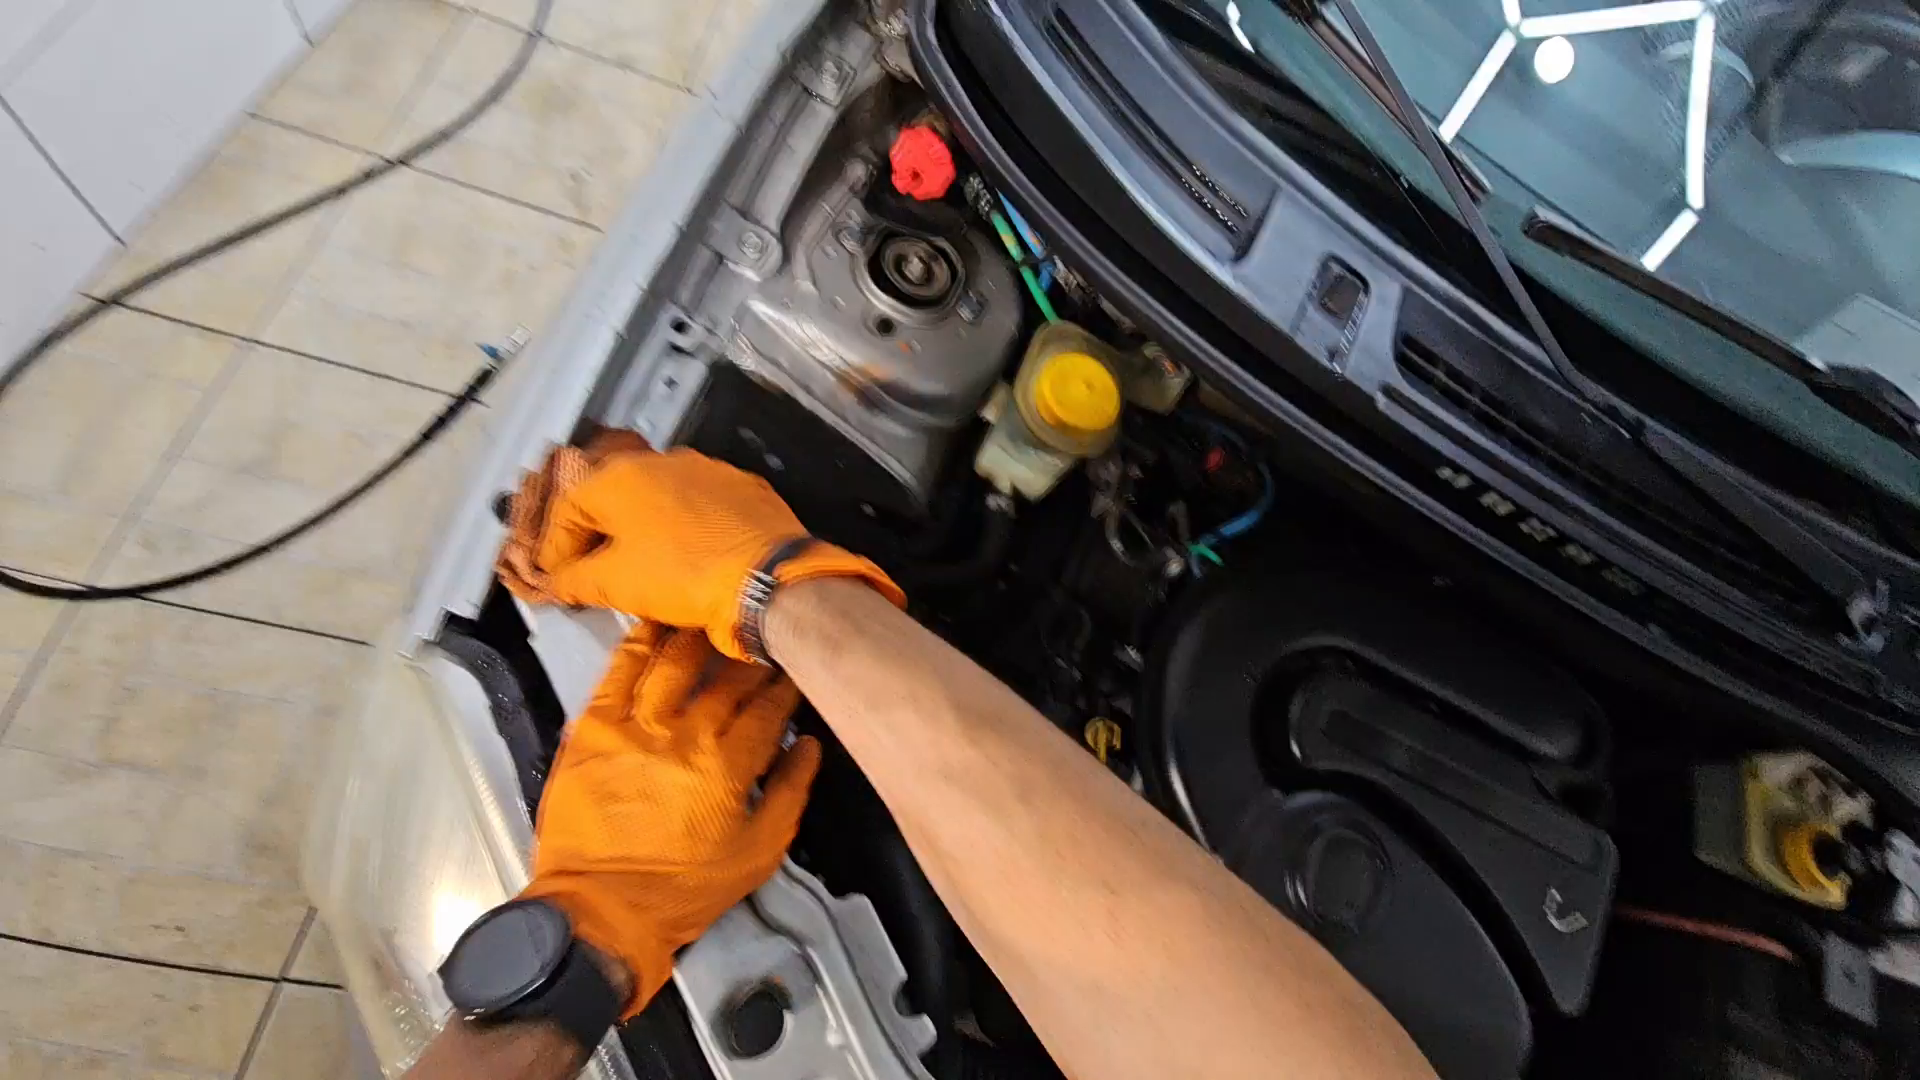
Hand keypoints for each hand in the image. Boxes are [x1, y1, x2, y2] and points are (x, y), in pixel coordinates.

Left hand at [519, 624, 820, 1018]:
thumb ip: (791, 792)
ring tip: (714, 618)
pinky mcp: (593, 730)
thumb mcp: (760, 853)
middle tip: (763, 640)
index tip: (795, 671)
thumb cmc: (684, 888)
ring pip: (674, 663)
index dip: (786, 686)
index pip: (767, 708)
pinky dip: (638, 644)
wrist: (599, 915)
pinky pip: (618, 674)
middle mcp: (683, 736)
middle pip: (726, 680)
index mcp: (727, 765)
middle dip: (751, 658)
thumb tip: (808, 744)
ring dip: (699, 637)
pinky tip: (654, 623)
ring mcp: (634, 729)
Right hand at [529, 446, 901, 659]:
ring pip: (664, 498)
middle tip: (598, 570)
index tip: (559, 576)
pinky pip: (705, 506)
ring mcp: (710, 470)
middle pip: (617, 497)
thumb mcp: (615, 583)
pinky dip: (691, 526)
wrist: (768, 576)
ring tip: (647, 564)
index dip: (559, 547)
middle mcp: (665, 461)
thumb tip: (560, 581)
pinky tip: (694, 553)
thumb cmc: (685, 574)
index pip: (570, 508)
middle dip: (603, 533)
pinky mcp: (746, 487)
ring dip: (649, 527)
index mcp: (622, 476)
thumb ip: (575, 579)